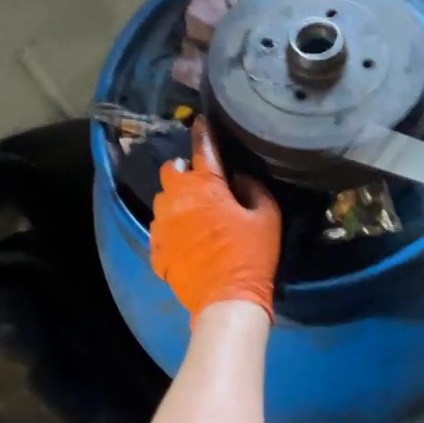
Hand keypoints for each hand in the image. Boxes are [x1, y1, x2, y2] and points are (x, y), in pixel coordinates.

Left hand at [150, 119, 281, 319]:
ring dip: (174, 200)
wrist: (226, 300)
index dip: (203, 132)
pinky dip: (170, 229)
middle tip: (199, 182)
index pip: (203, 147)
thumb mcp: (267, 216)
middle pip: (171, 171)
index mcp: (206, 186)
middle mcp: (177, 198)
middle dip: (183, 170)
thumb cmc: (251, 255)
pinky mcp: (156, 249)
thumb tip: (239, 179)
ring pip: (162, 200)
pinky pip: (159, 230)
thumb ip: (253, 189)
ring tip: (191, 212)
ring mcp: (162, 225)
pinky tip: (184, 239)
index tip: (201, 122)